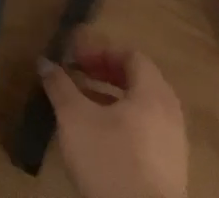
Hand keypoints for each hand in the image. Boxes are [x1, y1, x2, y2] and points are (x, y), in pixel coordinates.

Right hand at [39, 34, 188, 197]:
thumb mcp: (74, 117)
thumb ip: (60, 85)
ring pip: (142, 107)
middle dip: (105, 72)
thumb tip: (45, 62)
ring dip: (111, 97)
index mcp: (153, 96)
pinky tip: (97, 134)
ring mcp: (173, 144)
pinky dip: (121, 120)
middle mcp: (170, 115)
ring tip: (81, 103)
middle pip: (140, 80)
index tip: (74, 59)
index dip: (101, 51)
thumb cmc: (109, 158)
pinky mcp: (168, 167)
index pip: (133, 57)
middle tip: (77, 74)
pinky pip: (146, 129)